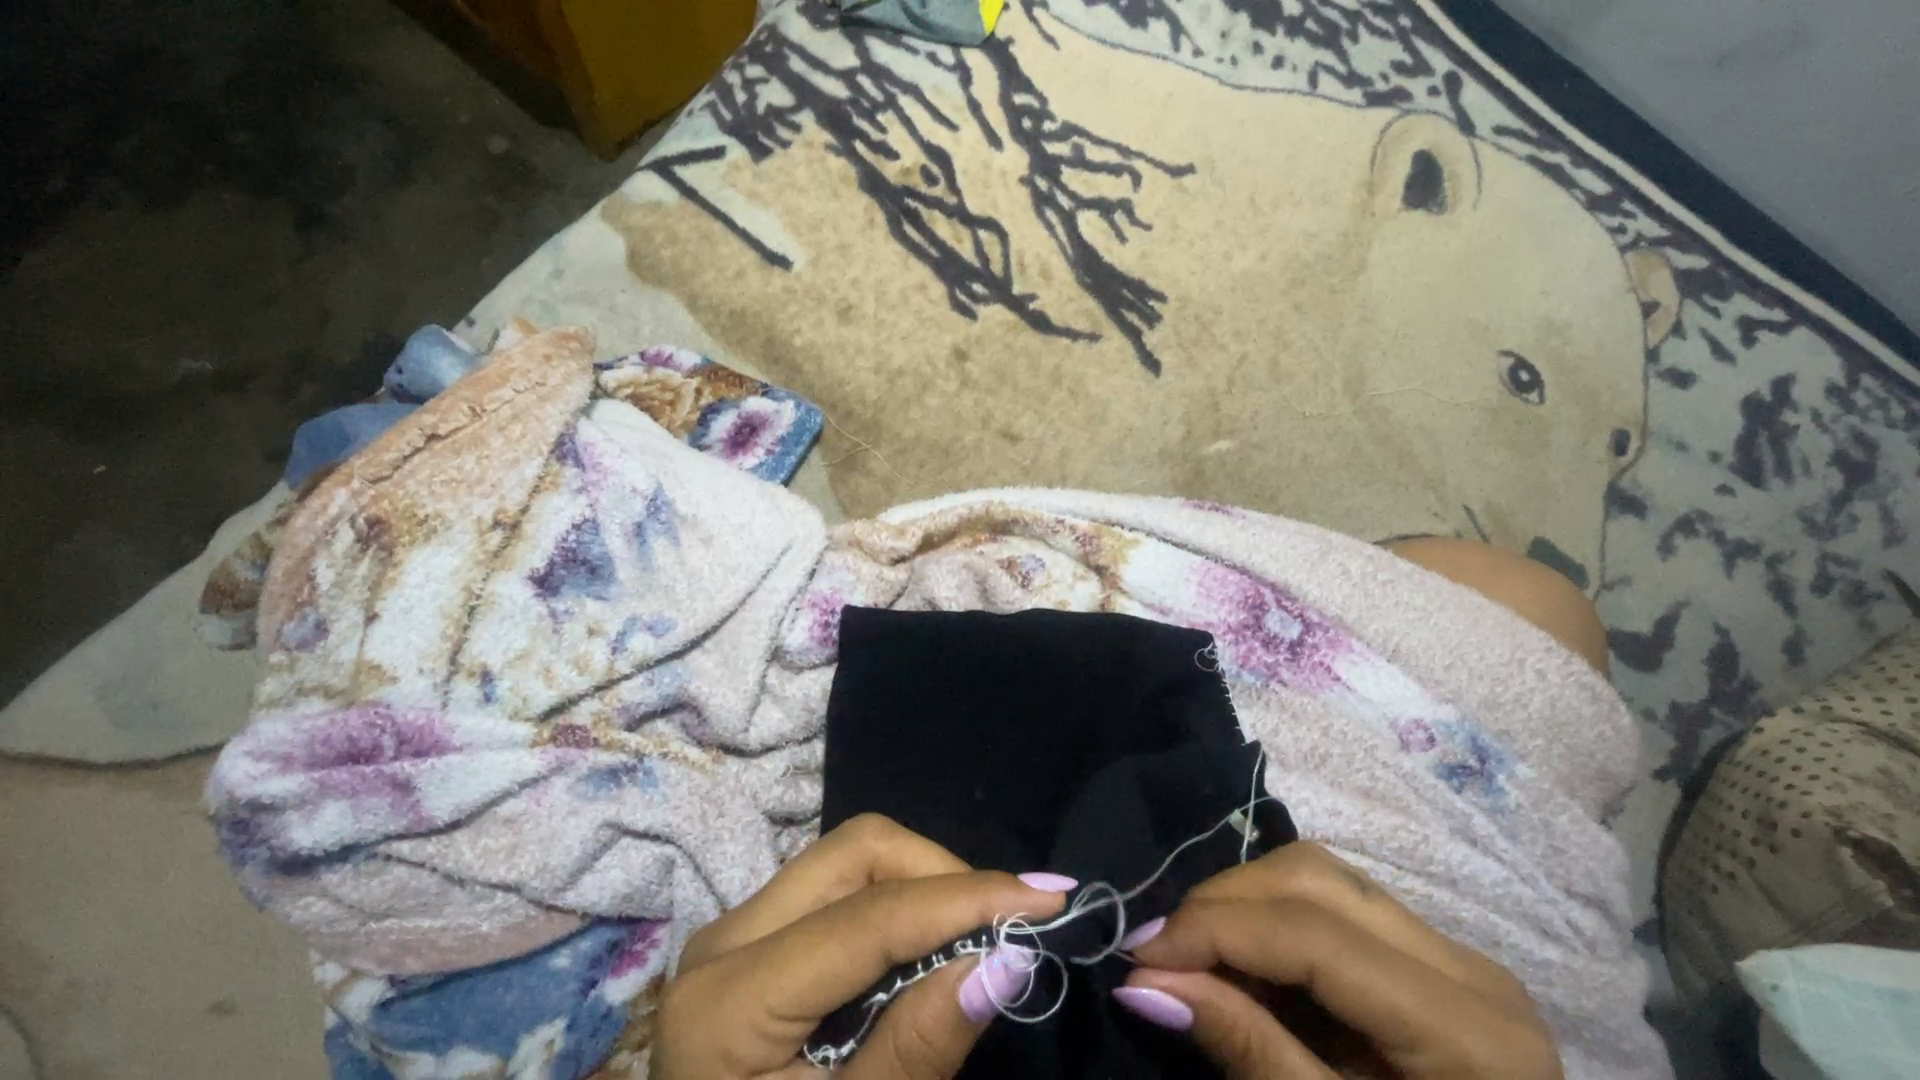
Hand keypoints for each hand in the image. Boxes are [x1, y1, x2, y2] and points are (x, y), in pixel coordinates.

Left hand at [653, 814, 1069, 1079]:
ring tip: (976, 937)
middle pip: (856, 852)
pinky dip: (896, 900)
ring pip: (848, 857)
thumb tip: (1008, 960)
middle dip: (944, 875)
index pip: (868, 916)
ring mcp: (735, 933)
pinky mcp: (752, 941)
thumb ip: (919, 1049)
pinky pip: (836, 886)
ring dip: (924, 882)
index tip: (1051, 899)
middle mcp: (726, 940)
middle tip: (1008, 926)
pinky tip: (928, 945)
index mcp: (730, 1000)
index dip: (965, 900)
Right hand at [1113, 842, 1563, 1079]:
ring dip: (1242, 903)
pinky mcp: (1435, 959)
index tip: (1137, 958)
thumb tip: (1143, 985)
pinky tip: (1244, 966)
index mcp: (1468, 1032)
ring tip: (1194, 960)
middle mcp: (1469, 969)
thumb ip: (1248, 1051)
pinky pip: (1336, 903)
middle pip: (1314, 878)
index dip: (1215, 931)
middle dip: (1221, 903)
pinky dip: (1273, 919)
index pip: (1314, 933)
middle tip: (1158, 955)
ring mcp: (1456, 956)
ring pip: (1322, 875)